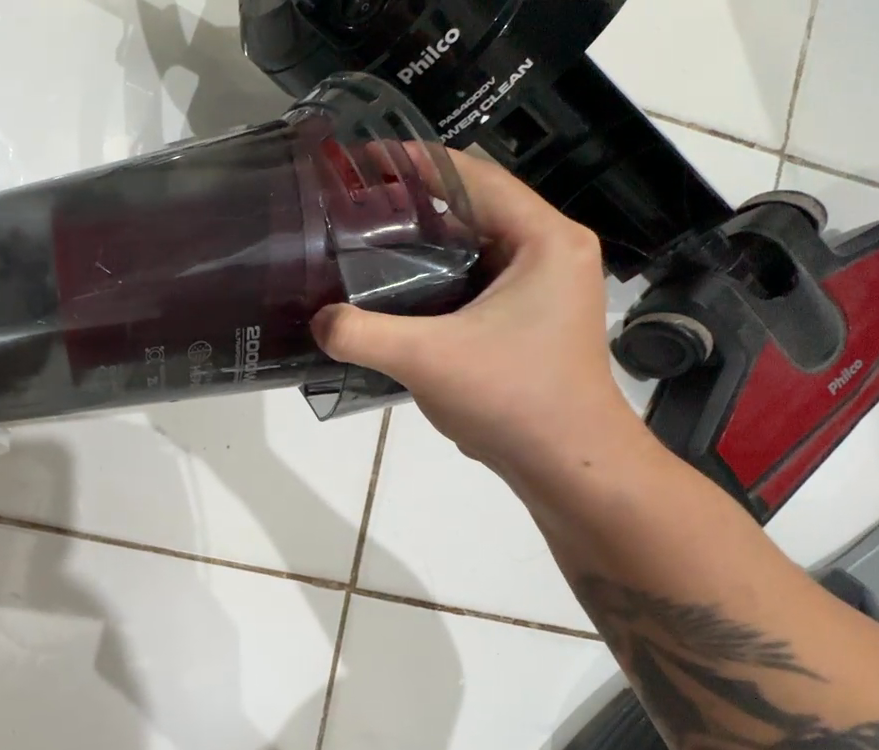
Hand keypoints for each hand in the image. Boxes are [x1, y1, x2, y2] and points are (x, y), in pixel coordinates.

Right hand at [312, 150, 648, 478]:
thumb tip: (315, 321)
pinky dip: (426, 279)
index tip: (363, 160)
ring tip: (356, 246)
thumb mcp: (427, 360)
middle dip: (409, 203)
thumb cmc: (513, 398)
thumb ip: (362, 335)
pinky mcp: (519, 319)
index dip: (416, 163)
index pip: (475, 178)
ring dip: (416, 243)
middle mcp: (546, 252)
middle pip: (470, 208)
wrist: (564, 459)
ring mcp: (535, 287)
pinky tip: (384, 294)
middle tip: (349, 207)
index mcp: (542, 241)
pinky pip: (465, 281)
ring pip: (467, 247)